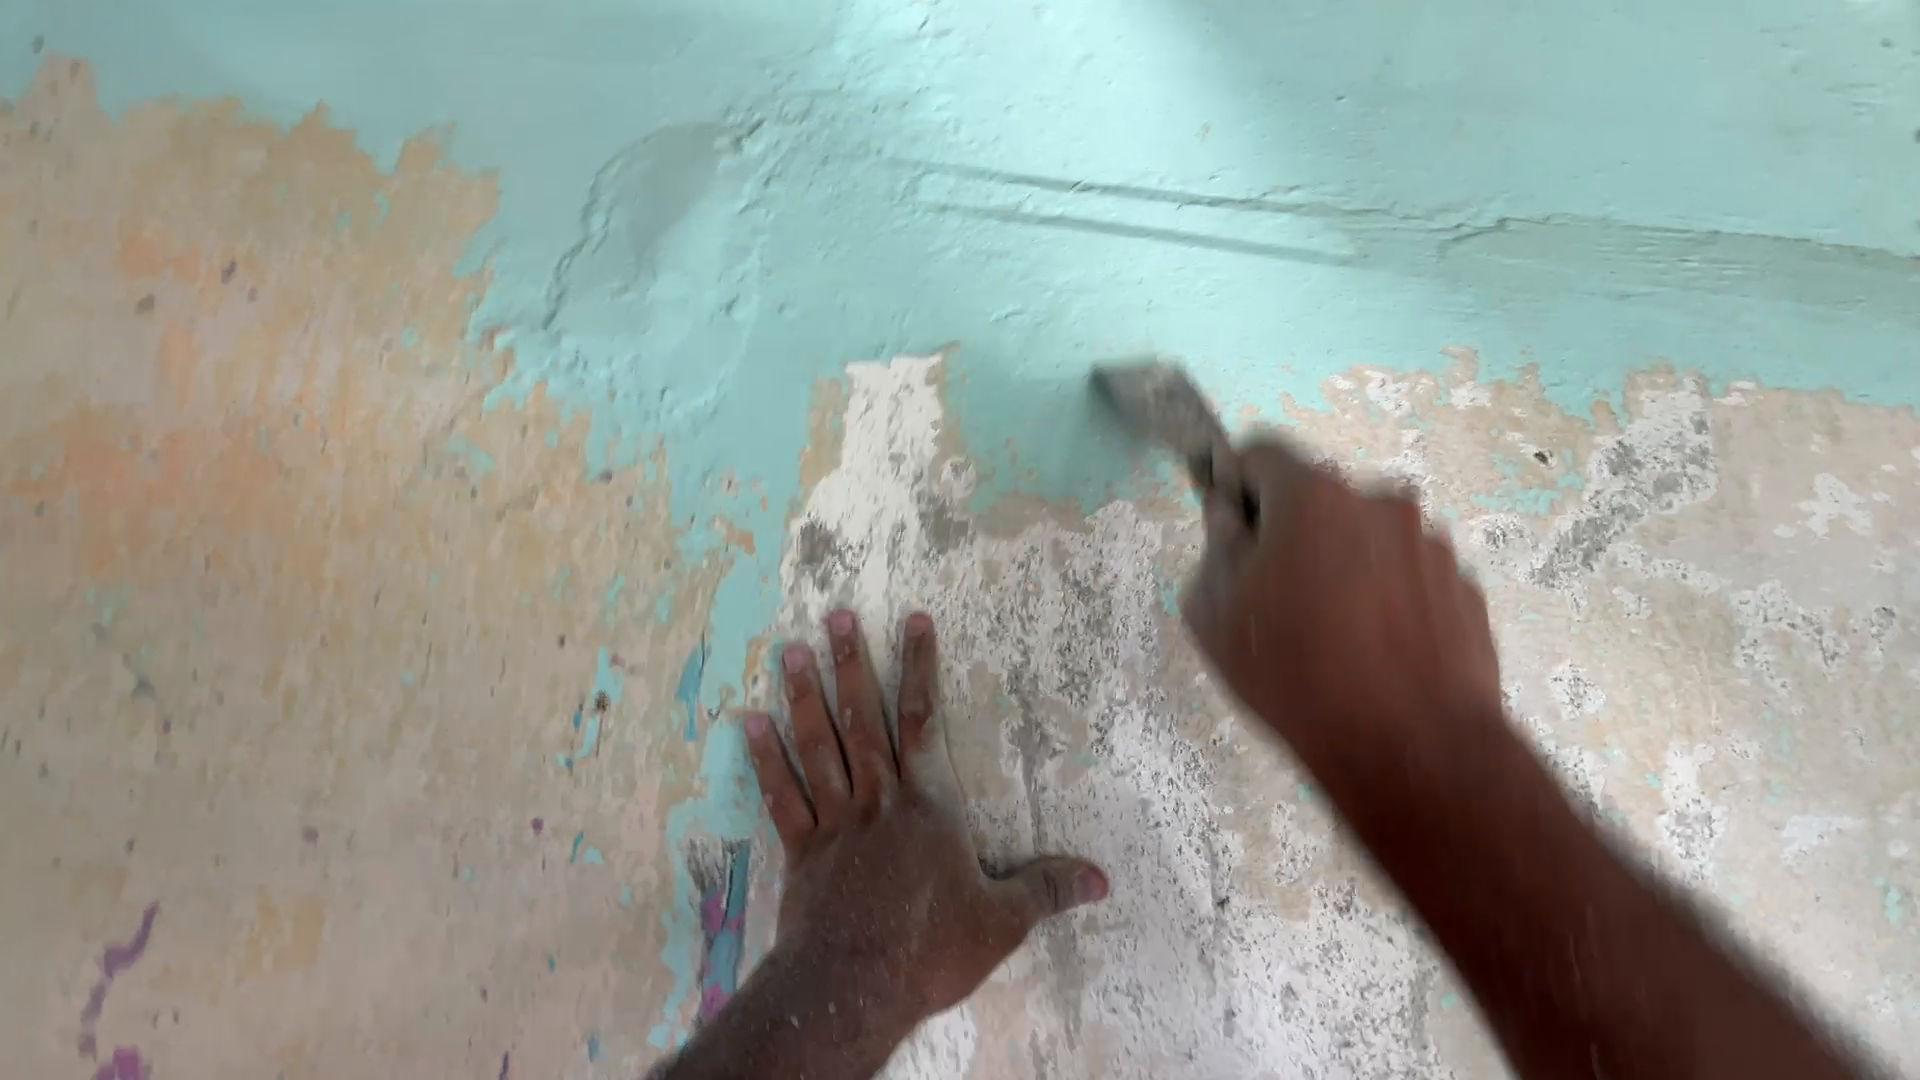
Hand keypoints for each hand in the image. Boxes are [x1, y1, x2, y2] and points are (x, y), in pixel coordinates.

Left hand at [744, 610, 1108, 1039]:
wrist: (852, 990)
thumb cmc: (929, 949)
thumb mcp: (1002, 921)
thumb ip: (1048, 889)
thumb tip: (1104, 879)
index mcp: (926, 804)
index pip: (923, 719)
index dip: (920, 667)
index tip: (914, 621)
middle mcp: (878, 799)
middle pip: (862, 719)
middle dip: (851, 665)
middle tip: (836, 616)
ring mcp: (835, 821)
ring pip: (819, 745)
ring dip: (805, 696)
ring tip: (792, 651)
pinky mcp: (802, 849)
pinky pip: (782, 795)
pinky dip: (767, 759)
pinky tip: (750, 722)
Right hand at [1180, 441, 1505, 807]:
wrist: (1409, 748)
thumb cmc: (1291, 670)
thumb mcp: (1212, 609)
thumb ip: (1216, 543)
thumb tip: (1233, 519)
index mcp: (1313, 494)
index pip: (1259, 453)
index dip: (1234, 485)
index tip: (1230, 531)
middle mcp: (1380, 500)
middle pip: (1316, 498)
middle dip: (1290, 531)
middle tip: (1275, 596)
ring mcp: (1431, 543)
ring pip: (1364, 537)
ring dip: (1340, 564)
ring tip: (1331, 636)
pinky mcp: (1465, 587)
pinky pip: (1404, 575)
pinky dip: (1383, 596)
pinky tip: (1373, 652)